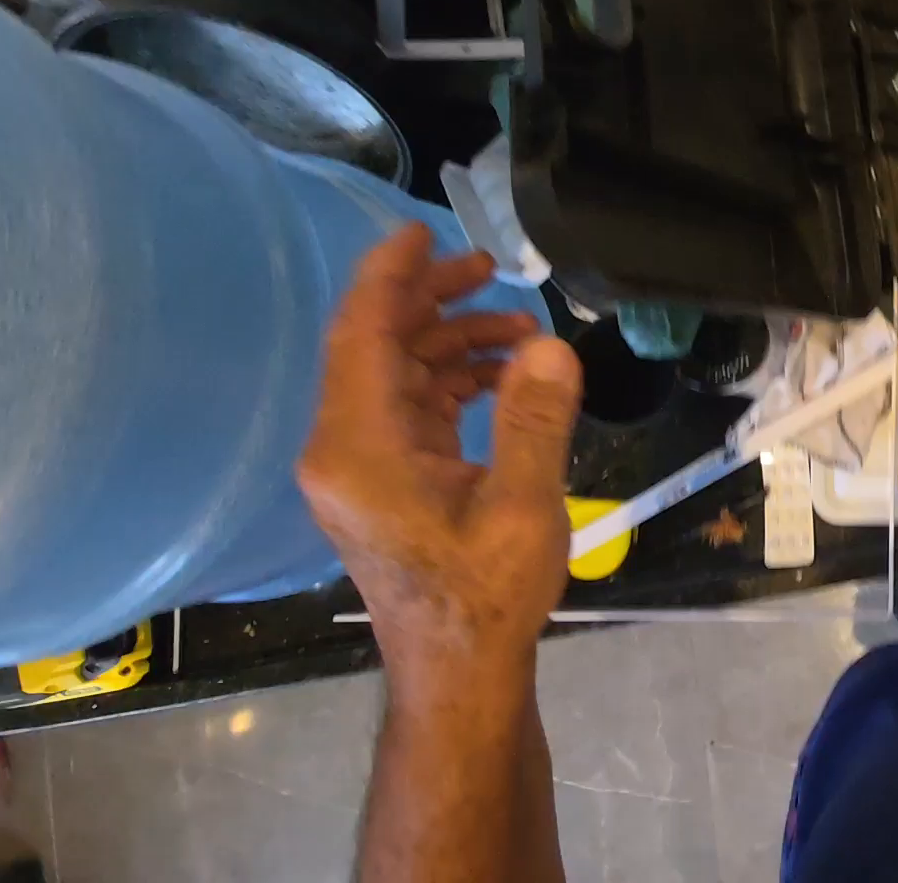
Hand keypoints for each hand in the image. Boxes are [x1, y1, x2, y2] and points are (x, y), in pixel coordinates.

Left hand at [298, 224, 582, 691]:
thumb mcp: (522, 503)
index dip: (389, 278)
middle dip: (433, 302)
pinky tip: (507, 377)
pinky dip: (458, 381)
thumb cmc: (486, 591)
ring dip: (455, 344)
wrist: (461, 665)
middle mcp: (347, 448)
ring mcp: (366, 467)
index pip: (363, 337)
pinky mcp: (390, 481)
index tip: (422, 232)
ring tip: (522, 329)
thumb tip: (549, 345)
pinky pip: (415, 408)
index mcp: (361, 447)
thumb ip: (533, 420)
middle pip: (379, 348)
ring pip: (400, 376)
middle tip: (493, 271)